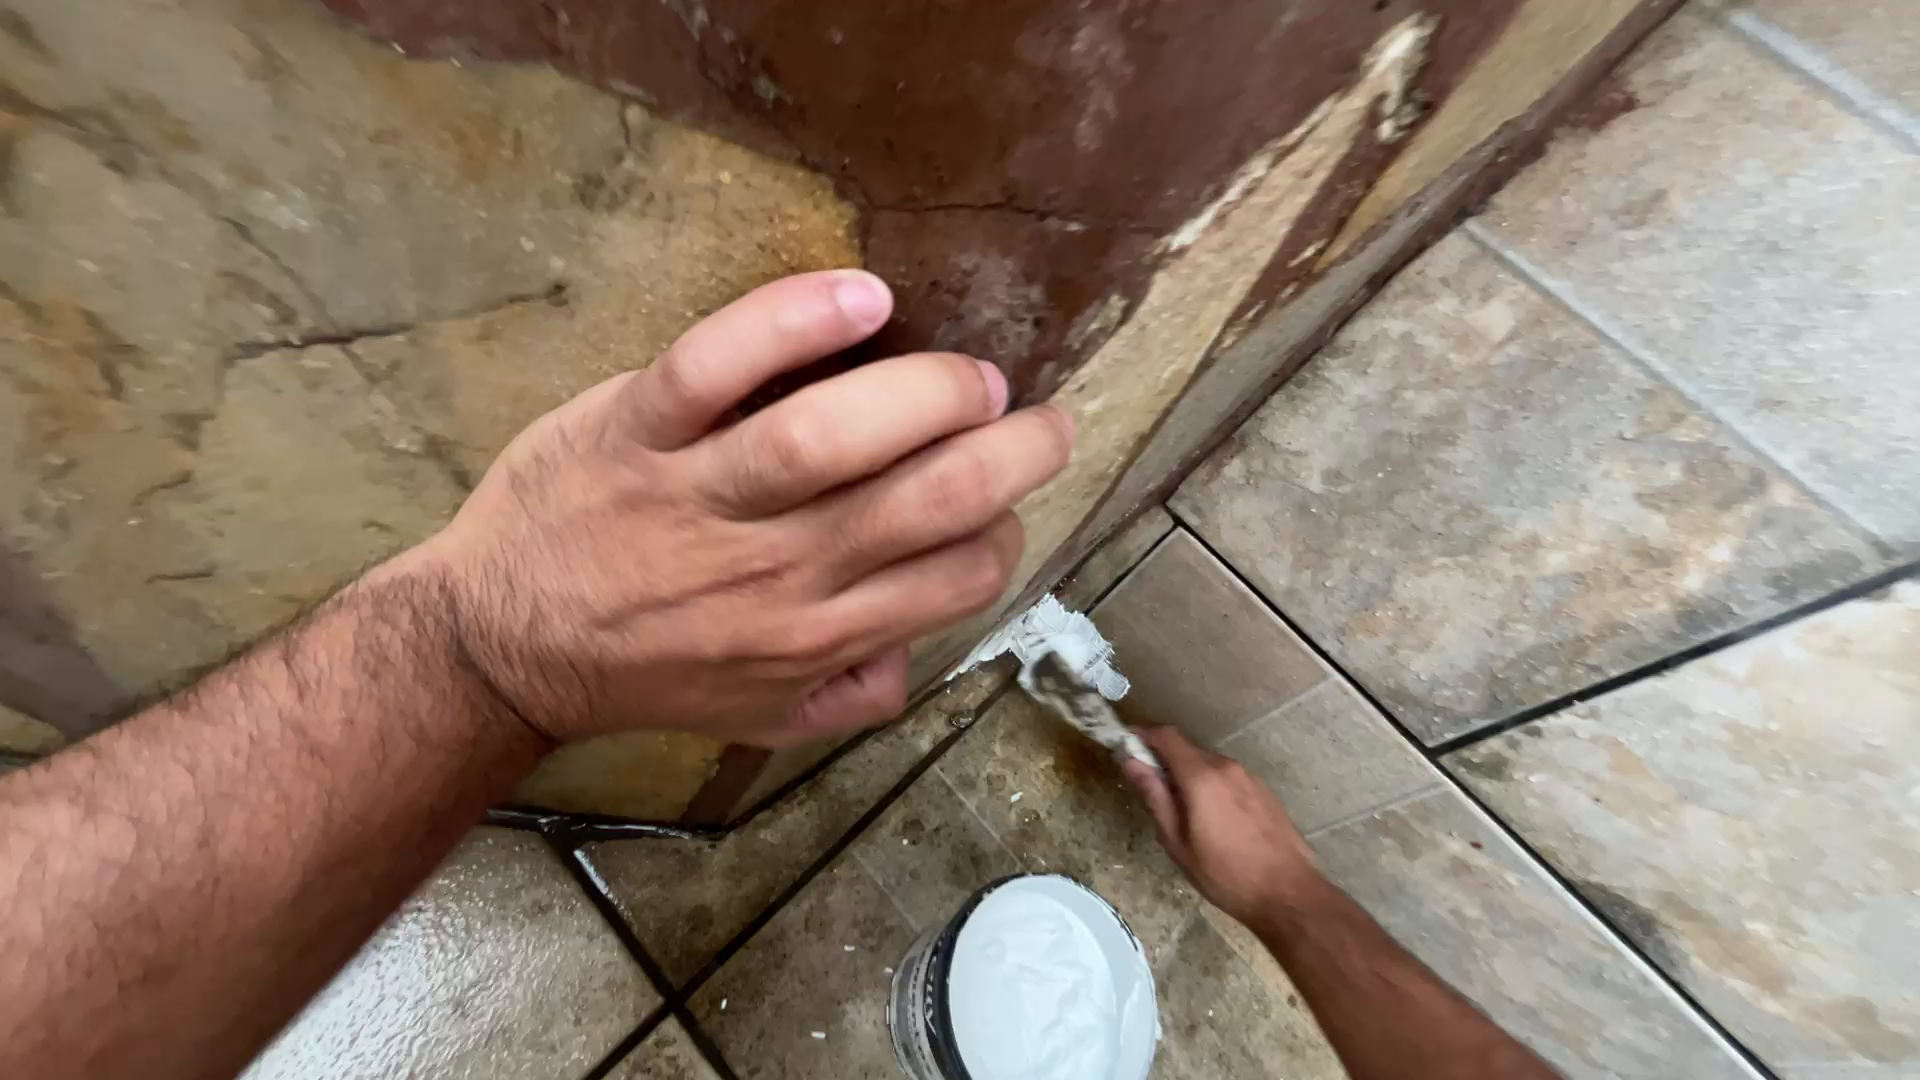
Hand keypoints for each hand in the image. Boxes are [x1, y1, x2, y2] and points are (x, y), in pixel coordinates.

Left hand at [403, 269, 1072, 746]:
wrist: (504, 647)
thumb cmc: (652, 672)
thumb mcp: (766, 720)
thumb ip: (853, 694)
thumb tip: (917, 656)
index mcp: (821, 635)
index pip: (960, 578)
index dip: (1004, 533)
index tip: (998, 506)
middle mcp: (780, 570)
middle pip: (929, 499)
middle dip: (1012, 452)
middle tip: (1035, 420)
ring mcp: (705, 496)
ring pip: (836, 435)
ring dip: (933, 393)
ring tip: (973, 377)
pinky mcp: (637, 428)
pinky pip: (719, 366)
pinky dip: (794, 323)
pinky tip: (867, 298)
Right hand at [1122, 726, 1319, 924]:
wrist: (1290, 895)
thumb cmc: (1226, 874)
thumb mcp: (1177, 841)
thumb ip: (1154, 796)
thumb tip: (1131, 761)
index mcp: (1201, 776)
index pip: (1166, 736)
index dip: (1143, 734)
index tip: (1126, 743)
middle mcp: (1226, 766)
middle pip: (1187, 749)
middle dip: (1165, 760)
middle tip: (1151, 788)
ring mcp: (1249, 777)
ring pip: (1208, 764)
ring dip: (1189, 774)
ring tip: (1185, 811)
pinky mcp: (1264, 791)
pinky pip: (1228, 777)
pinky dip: (1211, 785)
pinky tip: (1215, 819)